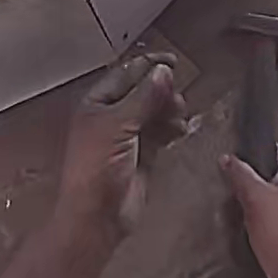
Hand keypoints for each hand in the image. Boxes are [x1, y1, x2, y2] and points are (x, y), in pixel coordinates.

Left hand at [56, 55, 184, 237]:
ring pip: (154, 112)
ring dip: (168, 109)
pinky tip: (180, 129)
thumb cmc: (97, 165)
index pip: (125, 74)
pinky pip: (160, 133)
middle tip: (178, 98)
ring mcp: (127, 135)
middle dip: (161, 91)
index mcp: (97, 102)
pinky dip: (171, 128)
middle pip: (142, 92)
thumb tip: (163, 71)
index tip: (173, 61)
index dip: (148, 66)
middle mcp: (111, 115)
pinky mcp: (142, 155)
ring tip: (179, 115)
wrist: (96, 216)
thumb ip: (143, 97)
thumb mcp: (118, 125)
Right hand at [220, 144, 277, 277]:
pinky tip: (261, 227)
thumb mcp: (253, 199)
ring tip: (246, 209)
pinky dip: (273, 216)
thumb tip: (228, 158)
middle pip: (277, 173)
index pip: (276, 149)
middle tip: (238, 188)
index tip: (237, 164)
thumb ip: (239, 174)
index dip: (254, 154)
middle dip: (257, 179)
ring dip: (264, 199)